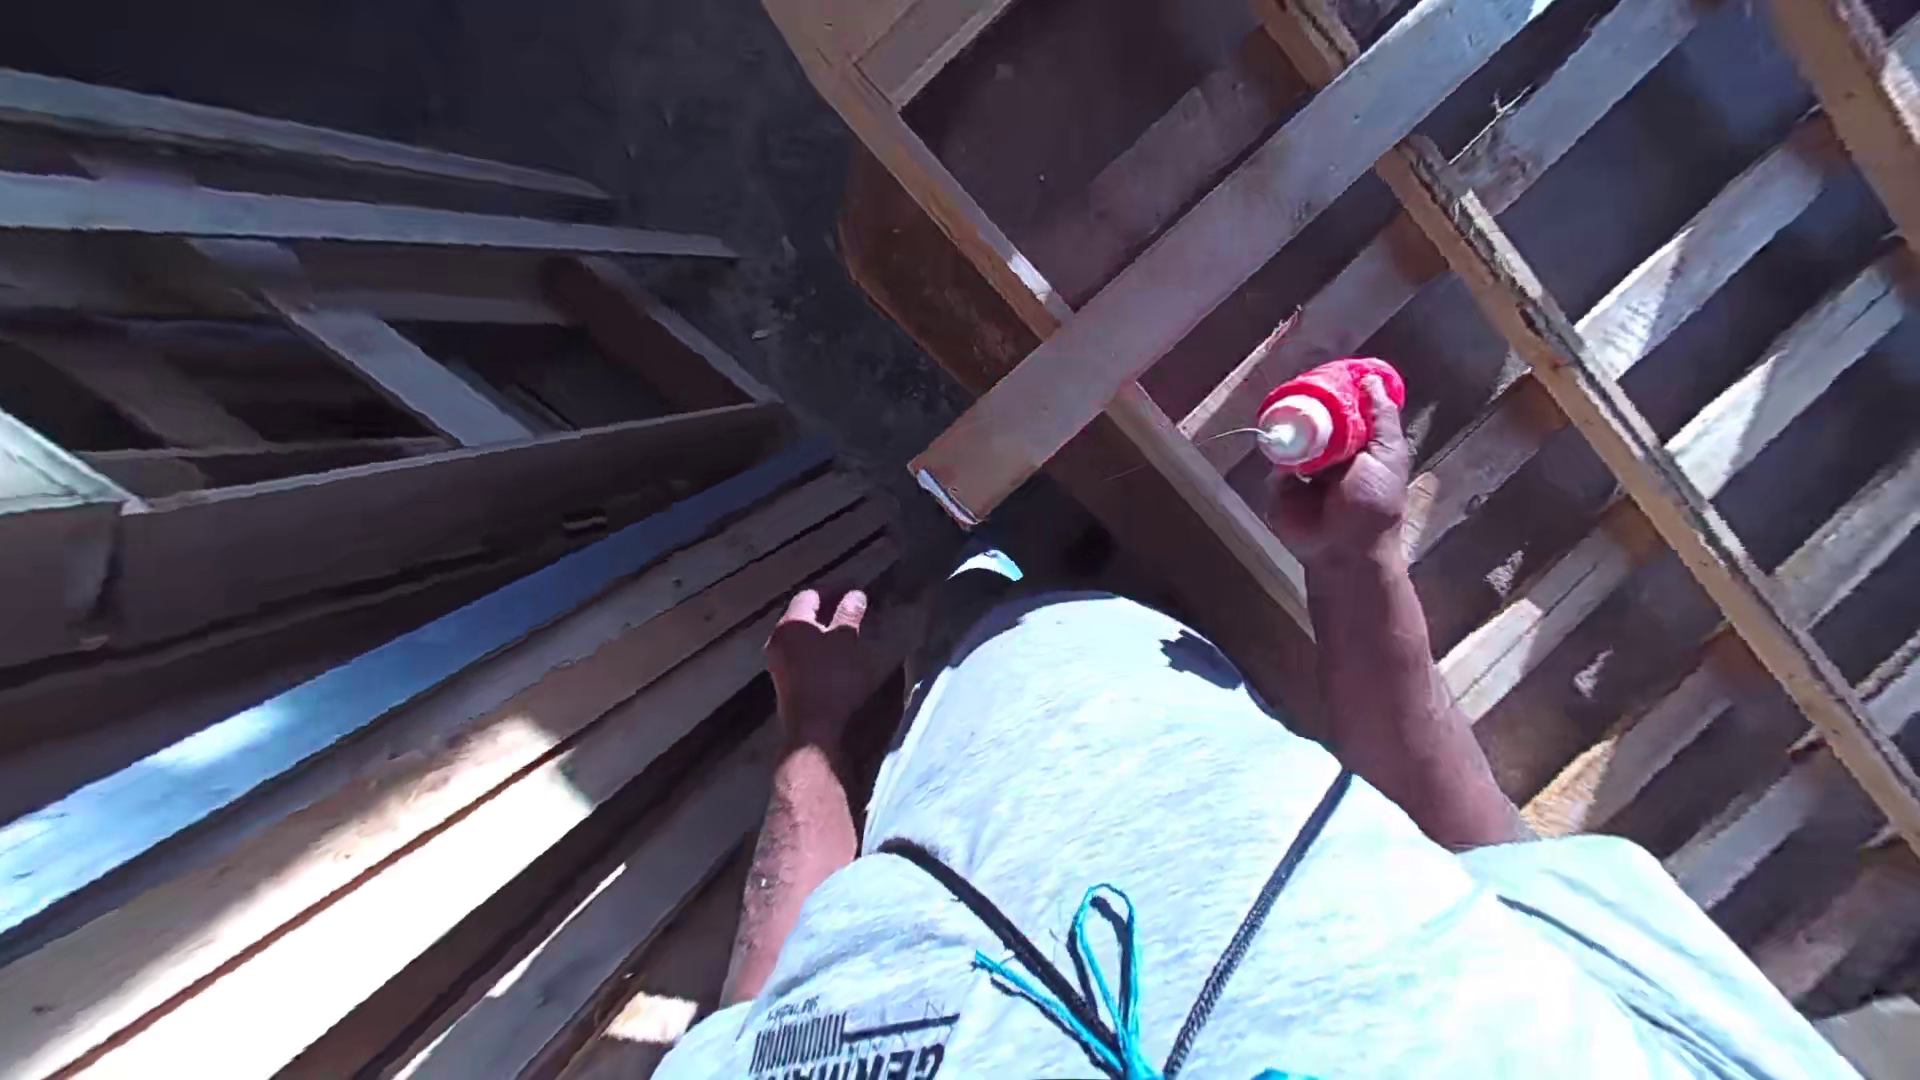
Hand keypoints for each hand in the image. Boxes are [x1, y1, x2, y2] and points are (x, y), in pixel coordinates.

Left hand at [766, 588, 870, 750]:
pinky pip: (801, 650)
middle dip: (829, 606)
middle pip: (803, 613)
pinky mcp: (785, 679)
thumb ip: (849, 613)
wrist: (813, 728)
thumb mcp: (847, 640)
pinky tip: (836, 650)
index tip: (856, 589)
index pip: (810, 595)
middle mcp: (778, 638)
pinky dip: (818, 643)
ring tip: (848, 626)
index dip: (834, 589)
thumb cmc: (832, 678)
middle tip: (854, 605)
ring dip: (824, 626)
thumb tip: (855, 594)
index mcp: (791, 624)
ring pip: (802, 633)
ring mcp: (778, 661)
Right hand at [1266, 375, 1410, 568]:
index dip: (1336, 396)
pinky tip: (1280, 441)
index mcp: (1357, 448)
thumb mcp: (1388, 455)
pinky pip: (1274, 464)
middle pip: (1313, 425)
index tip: (1326, 374)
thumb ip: (1382, 420)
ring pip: (1291, 442)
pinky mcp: (1278, 488)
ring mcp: (1301, 473)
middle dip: (1307, 409)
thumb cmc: (1374, 503)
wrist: (1343, 548)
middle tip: (1299, 389)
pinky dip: (1277, 455)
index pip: (1343, 415)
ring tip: (1286, 411)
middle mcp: (1328, 458)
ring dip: (1290, 430)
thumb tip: (1372, 380)